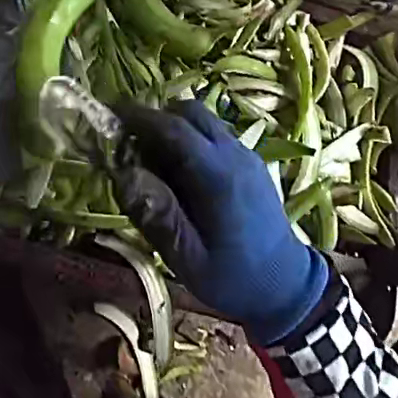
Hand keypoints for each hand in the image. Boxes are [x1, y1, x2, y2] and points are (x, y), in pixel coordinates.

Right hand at [114, 101, 328, 343]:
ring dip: (172, 127)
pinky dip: (189, 138)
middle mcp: (235, 155)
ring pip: (203, 120)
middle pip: (190, 112)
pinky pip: (213, 134)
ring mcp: (245, 155)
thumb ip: (157, 215)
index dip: (139, 117)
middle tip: (127, 140)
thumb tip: (124, 173)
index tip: (110, 114)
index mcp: (219, 176)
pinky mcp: (248, 162)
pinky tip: (176, 171)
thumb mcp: (188, 259)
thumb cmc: (234, 279)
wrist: (287, 286)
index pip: (174, 129)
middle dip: (155, 117)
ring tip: (149, 159)